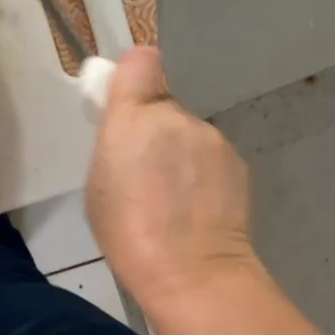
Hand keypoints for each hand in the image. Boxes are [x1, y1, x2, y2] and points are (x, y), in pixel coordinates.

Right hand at [86, 46, 261, 309]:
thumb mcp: (98, 183)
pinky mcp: (236, 161)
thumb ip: (114, 141)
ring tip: (169, 198)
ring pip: (187, 133)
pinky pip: (209, 156)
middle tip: (142, 171)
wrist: (189, 271)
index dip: (131, 77)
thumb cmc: (126, 231)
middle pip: (161, 106)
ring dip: (178, 153)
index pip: (139, 63)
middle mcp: (176, 117)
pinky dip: (200, 172)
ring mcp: (212, 138)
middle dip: (152, 129)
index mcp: (132, 119)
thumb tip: (130, 128)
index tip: (123, 103)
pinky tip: (194, 206)